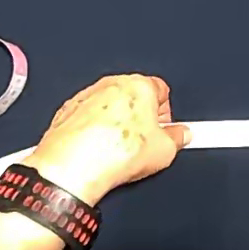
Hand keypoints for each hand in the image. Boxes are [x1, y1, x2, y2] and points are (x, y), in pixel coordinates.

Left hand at [25, 74, 189, 205]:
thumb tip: (181, 136)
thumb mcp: (165, 151)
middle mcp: (111, 84)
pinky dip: (93, 130)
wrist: (73, 165)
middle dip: (141, 118)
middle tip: (144, 142)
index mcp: (139, 85)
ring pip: (109, 106)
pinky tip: (98, 151)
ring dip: (116, 124)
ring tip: (120, 151)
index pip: (161, 90)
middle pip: (134, 96)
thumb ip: (178, 138)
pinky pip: (87, 117)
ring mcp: (86, 96)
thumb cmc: (114, 152)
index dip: (166, 113)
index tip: (166, 130)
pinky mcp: (67, 111)